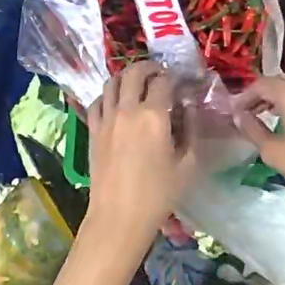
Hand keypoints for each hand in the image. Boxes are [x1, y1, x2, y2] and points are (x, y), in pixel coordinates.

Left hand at [85, 62, 196, 246]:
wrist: (119, 216)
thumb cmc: (159, 194)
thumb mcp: (188, 164)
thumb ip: (191, 130)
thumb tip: (188, 107)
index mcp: (154, 116)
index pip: (164, 82)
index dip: (175, 78)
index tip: (182, 85)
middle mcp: (127, 110)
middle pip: (134, 72)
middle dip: (149, 68)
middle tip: (160, 74)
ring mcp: (106, 119)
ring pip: (112, 82)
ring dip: (127, 77)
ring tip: (138, 84)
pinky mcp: (93, 130)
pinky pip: (97, 101)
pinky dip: (108, 95)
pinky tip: (116, 102)